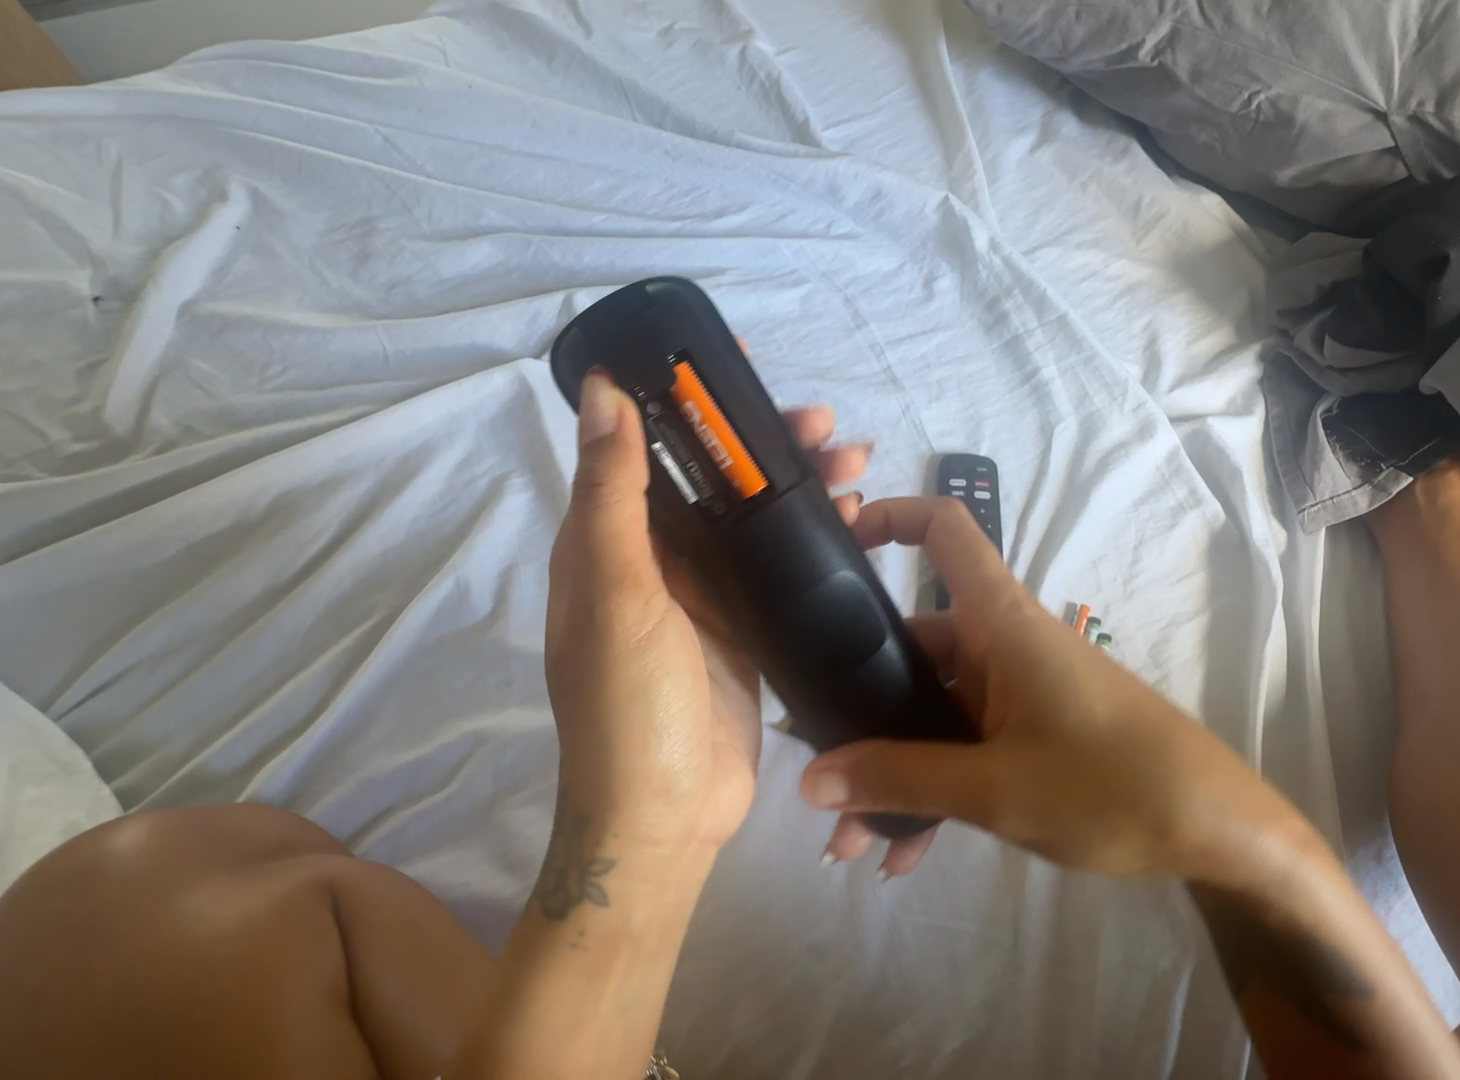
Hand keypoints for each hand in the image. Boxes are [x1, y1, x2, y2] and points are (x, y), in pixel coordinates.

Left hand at [545, 371, 868, 852]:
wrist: (667, 817)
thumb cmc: (630, 706)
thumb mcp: (619, 595)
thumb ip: (614, 497)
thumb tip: (605, 394)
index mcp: (609, 546)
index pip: (648, 452)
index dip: (691, 408)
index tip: (740, 374)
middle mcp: (653, 564)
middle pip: (714, 482)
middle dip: (766, 447)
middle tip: (824, 425)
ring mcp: (702, 600)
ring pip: (753, 521)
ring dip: (798, 487)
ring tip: (854, 462)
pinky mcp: (744, 630)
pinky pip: (778, 568)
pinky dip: (810, 539)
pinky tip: (850, 520)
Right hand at [802, 497, 1318, 882]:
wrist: (1215, 829)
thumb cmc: (1110, 785)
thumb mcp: (995, 788)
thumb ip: (899, 779)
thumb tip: (812, 778)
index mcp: (1000, 623)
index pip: (946, 531)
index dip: (891, 516)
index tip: (837, 544)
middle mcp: (1002, 644)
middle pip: (913, 646)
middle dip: (861, 707)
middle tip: (817, 771)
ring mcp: (1015, 691)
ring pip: (932, 711)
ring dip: (891, 768)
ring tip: (852, 840)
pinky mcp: (1030, 732)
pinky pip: (963, 748)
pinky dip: (932, 789)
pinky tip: (906, 854)